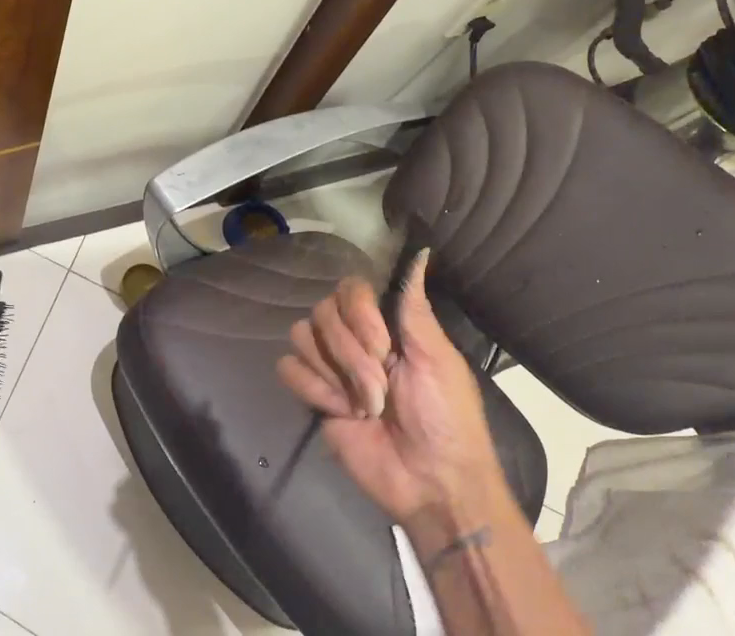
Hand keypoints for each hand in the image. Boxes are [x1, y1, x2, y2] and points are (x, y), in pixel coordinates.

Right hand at [275, 248, 502, 523]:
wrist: (430, 480)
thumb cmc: (446, 419)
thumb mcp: (439, 360)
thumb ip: (415, 308)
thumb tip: (423, 254)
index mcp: (387, 328)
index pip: (348, 289)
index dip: (358, 314)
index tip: (384, 345)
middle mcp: (353, 341)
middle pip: (321, 312)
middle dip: (352, 353)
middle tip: (382, 386)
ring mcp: (330, 368)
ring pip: (301, 337)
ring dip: (336, 374)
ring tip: (366, 405)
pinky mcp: (311, 394)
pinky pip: (289, 368)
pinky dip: (316, 391)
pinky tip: (342, 412)